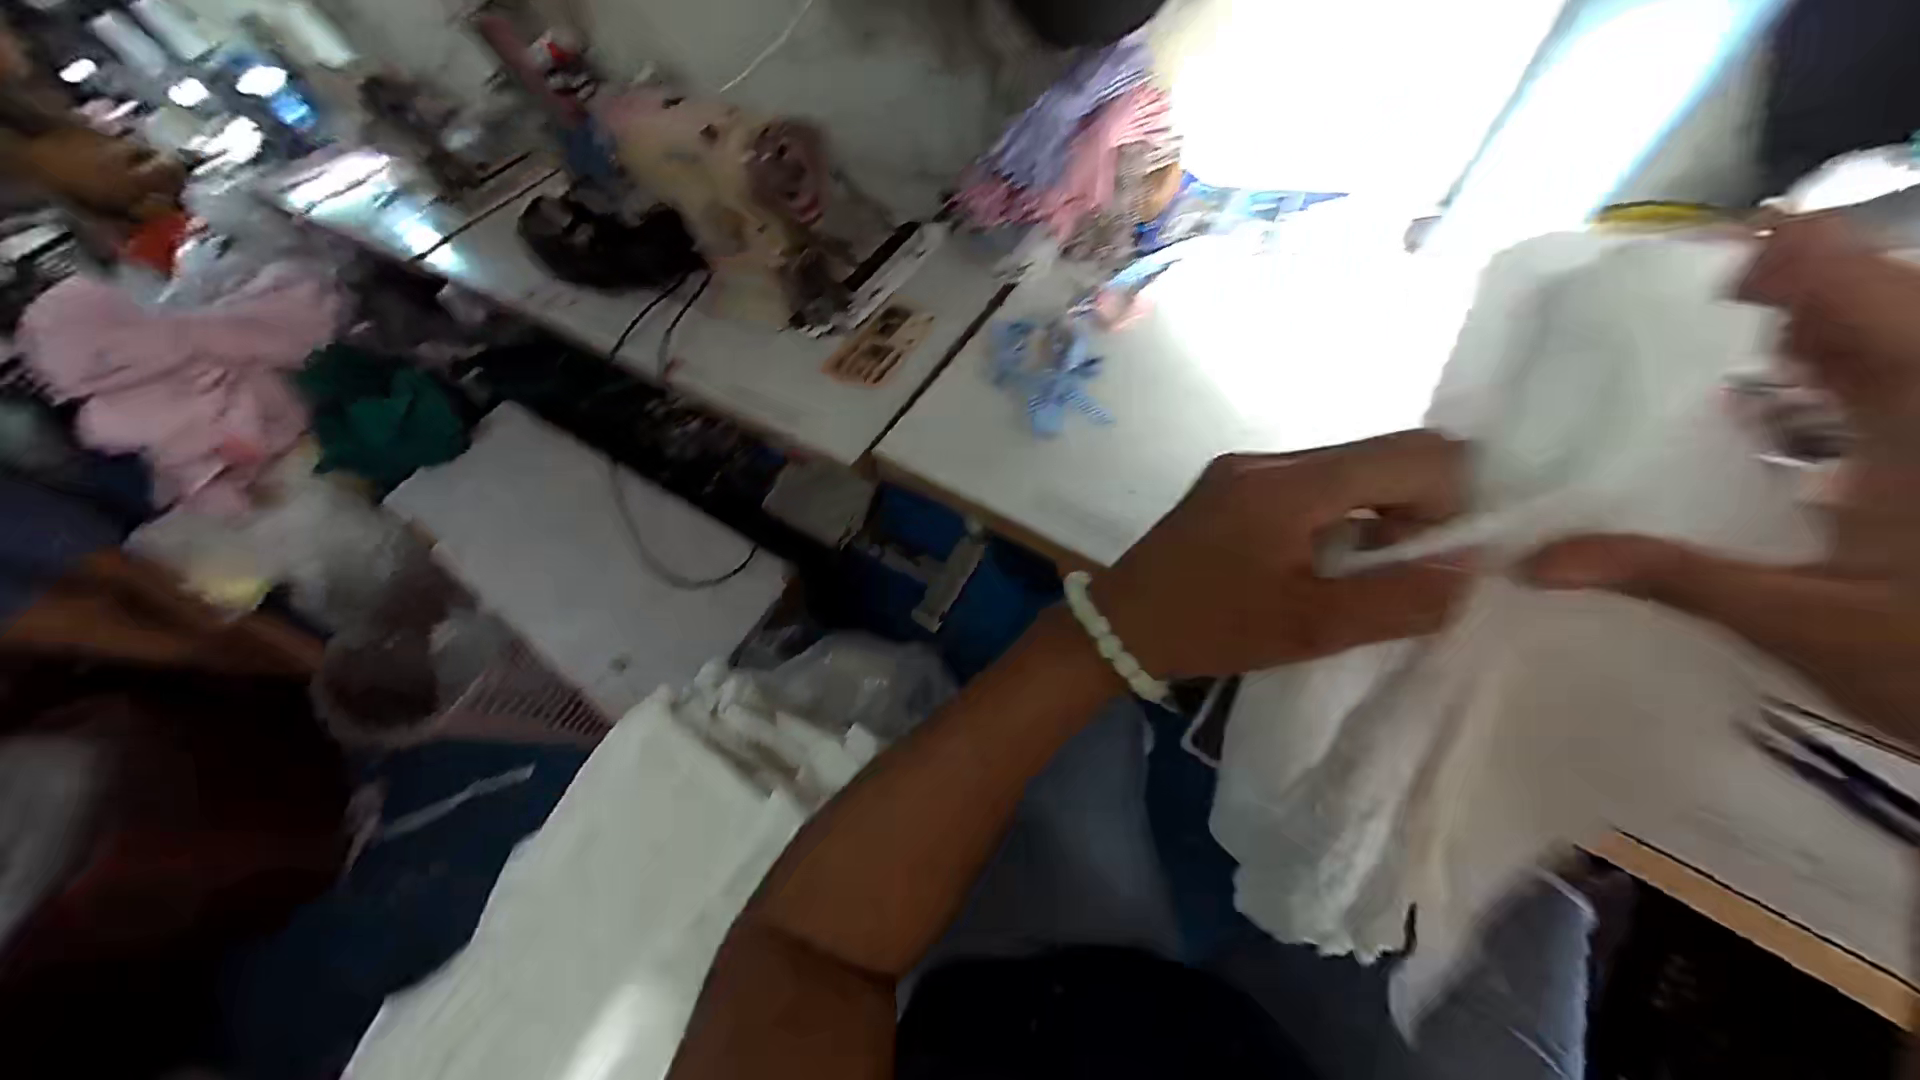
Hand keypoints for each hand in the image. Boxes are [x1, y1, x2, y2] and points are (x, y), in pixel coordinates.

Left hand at [1091, 430, 1471, 678]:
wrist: (1118, 625)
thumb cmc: (1207, 628)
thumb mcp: (1310, 627)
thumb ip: (1399, 598)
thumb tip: (1469, 568)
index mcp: (1287, 484)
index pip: (1414, 452)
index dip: (1453, 498)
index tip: (1438, 557)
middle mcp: (1264, 460)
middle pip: (1378, 456)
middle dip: (1415, 507)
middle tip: (1401, 571)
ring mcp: (1240, 469)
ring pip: (1343, 470)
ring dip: (1372, 513)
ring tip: (1356, 574)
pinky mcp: (1226, 486)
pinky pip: (1305, 485)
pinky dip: (1332, 516)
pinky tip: (1316, 562)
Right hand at [1523, 216, 1919, 743]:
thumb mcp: (1799, 622)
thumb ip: (1668, 576)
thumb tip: (1534, 562)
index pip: (1873, 317)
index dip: (1811, 262)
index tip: (1731, 226)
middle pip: (1879, 317)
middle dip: (1794, 279)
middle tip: (1686, 268)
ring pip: (1882, 349)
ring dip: (1804, 318)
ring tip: (1707, 306)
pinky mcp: (1919, 467)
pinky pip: (1874, 392)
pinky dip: (1817, 369)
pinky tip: (1753, 381)